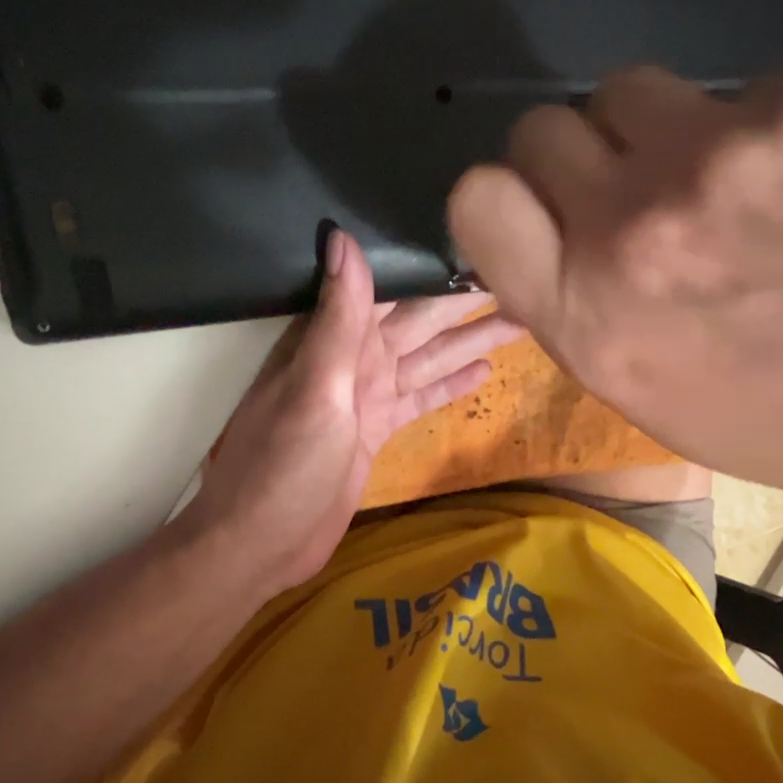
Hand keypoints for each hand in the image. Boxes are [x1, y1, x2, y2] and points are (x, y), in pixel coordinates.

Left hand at [178, 231, 526, 589]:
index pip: (392, 290)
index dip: (433, 267)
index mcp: (337, 343)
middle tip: (522, 277)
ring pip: (429, 358)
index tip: (481, 240)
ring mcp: (368, 397)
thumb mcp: (315, 389)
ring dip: (470, 339)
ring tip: (520, 318)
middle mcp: (355, 361)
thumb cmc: (282, 467)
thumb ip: (338, 320)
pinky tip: (484, 370)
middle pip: (420, 322)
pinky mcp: (377, 430)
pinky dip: (450, 383)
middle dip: (466, 302)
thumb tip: (344, 238)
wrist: (260, 543)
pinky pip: (420, 397)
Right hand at [448, 63, 782, 566]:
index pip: (479, 198)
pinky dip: (761, 128)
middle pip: (544, 128)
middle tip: (639, 199)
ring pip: (632, 90)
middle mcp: (637, 227)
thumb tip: (555, 242)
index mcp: (593, 319)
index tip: (541, 215)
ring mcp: (723, 152)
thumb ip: (585, 309)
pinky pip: (742, 88)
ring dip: (657, 132)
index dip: (505, 203)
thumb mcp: (658, 397)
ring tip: (727, 184)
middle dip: (579, 164)